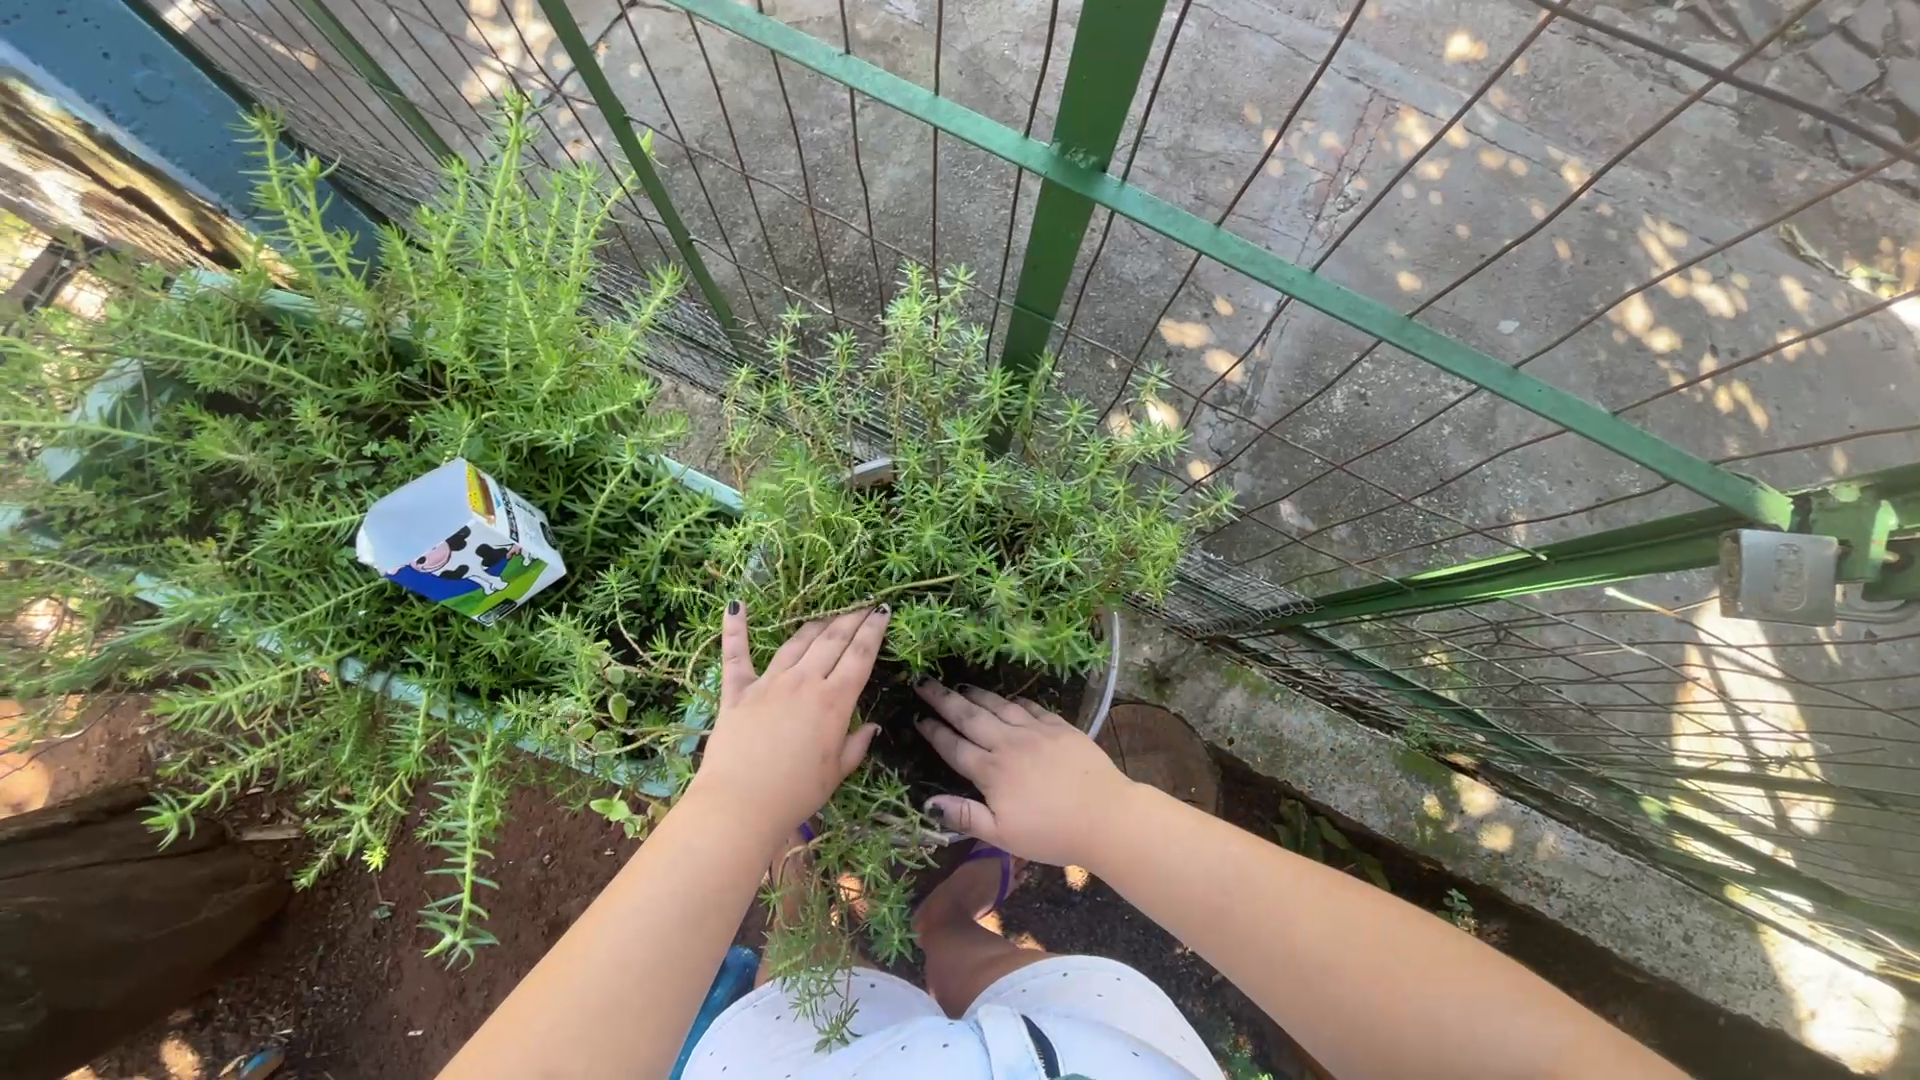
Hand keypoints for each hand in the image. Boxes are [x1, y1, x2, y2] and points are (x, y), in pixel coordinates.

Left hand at [691, 603, 887, 829]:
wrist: (740, 804)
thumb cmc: (795, 794)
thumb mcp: (837, 773)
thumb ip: (856, 745)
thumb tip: (871, 726)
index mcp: (834, 701)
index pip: (860, 655)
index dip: (874, 630)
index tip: (883, 611)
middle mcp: (804, 682)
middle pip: (832, 640)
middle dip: (851, 619)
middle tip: (863, 606)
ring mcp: (769, 683)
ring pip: (796, 642)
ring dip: (815, 624)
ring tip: (828, 615)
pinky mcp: (737, 691)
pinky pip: (735, 654)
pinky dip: (734, 627)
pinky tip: (735, 605)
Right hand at [914, 680, 1136, 865]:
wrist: (1106, 817)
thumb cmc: (1052, 834)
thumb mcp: (1003, 836)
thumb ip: (965, 817)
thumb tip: (928, 803)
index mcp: (992, 772)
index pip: (954, 747)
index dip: (934, 732)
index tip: (917, 717)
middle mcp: (1009, 744)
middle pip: (970, 717)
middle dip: (943, 699)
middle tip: (923, 681)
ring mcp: (1036, 732)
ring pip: (999, 706)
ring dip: (977, 694)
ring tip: (960, 686)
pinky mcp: (1060, 727)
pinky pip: (1031, 707)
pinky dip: (1014, 700)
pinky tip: (1007, 698)